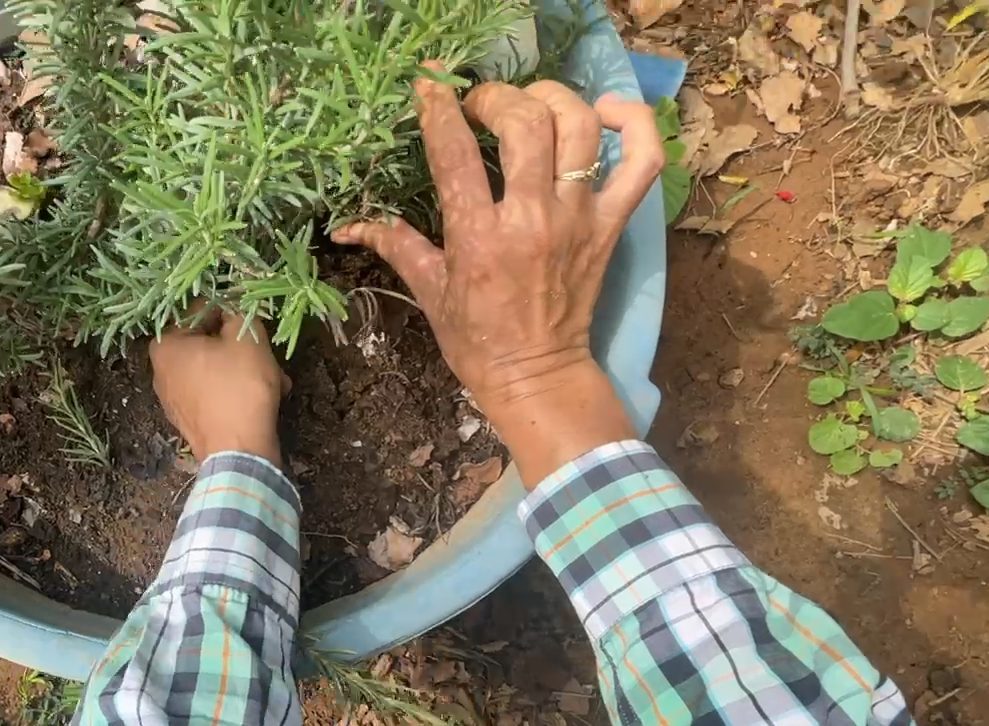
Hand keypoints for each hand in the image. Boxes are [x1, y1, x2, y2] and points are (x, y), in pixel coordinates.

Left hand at [149, 311, 287, 467]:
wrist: (239, 453)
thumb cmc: (240, 387)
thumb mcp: (246, 337)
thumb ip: (238, 310)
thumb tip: (234, 302)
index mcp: (164, 345)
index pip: (198, 309)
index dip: (230, 309)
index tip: (253, 319)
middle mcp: (160, 372)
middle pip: (206, 342)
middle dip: (240, 345)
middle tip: (265, 350)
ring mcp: (173, 399)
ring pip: (214, 369)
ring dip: (244, 368)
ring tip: (273, 377)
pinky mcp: (189, 420)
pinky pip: (213, 392)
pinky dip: (235, 390)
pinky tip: (262, 397)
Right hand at [333, 74, 663, 486]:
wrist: (533, 374)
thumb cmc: (475, 340)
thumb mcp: (429, 293)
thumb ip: (396, 247)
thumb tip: (348, 226)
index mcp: (477, 239)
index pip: (455, 156)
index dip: (438, 113)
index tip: (429, 89)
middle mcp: (530, 219)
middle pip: (524, 125)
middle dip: (496, 99)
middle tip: (479, 105)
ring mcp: (577, 219)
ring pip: (578, 127)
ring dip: (552, 99)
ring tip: (531, 103)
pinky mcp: (610, 225)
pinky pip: (641, 159)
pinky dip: (632, 123)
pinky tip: (603, 113)